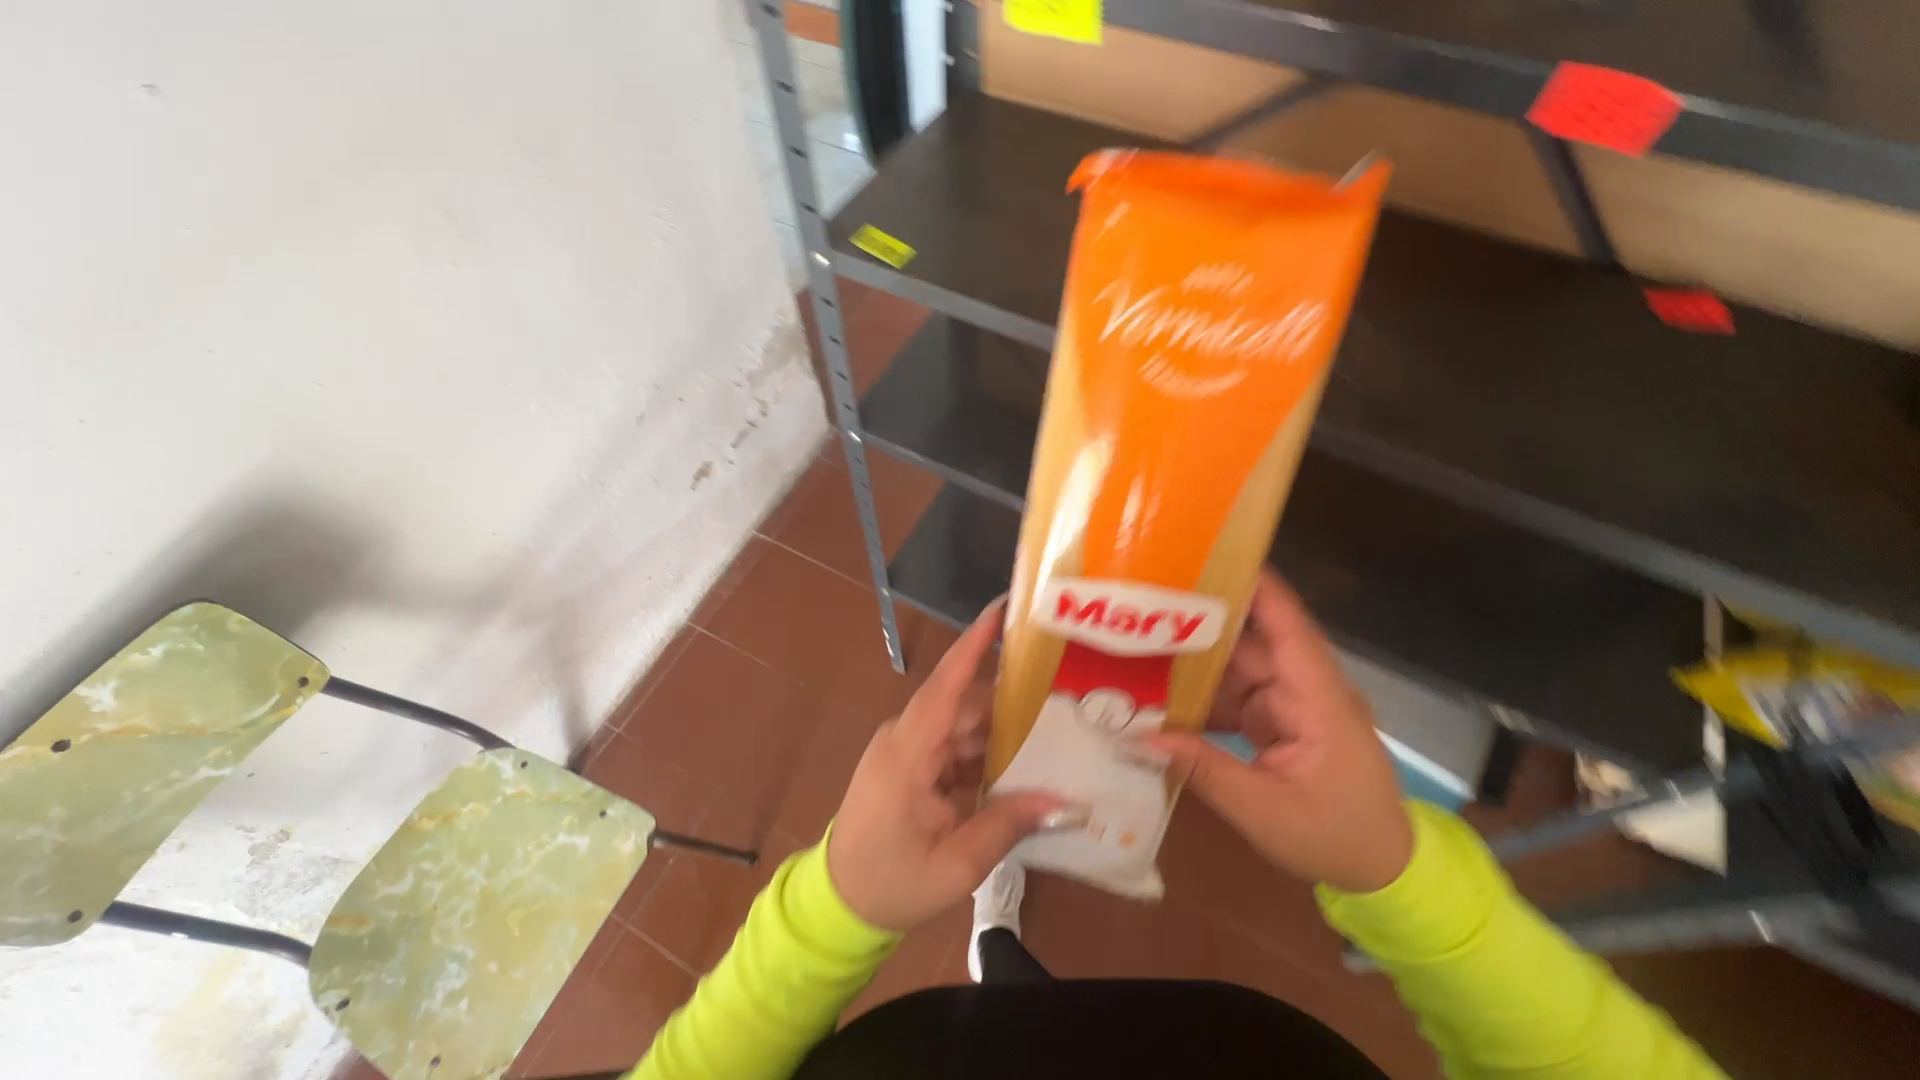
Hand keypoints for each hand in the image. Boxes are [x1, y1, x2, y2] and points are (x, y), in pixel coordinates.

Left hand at [827, 600, 1079, 930]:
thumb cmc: (891, 882)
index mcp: (907, 754)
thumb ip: (1005, 825)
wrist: (839, 903)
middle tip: (1063, 692)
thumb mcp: (956, 865)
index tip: (1000, 610)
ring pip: (961, 726)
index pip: (944, 687)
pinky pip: (952, 748)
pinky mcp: (909, 768)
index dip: (972, 647)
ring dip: (1000, 731)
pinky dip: (984, 754)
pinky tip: (1021, 765)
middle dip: (1009, 699)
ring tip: (1055, 729)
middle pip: (963, 705)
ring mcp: (905, 753)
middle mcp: (904, 741)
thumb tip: (1058, 800)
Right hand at [1147, 571, 1411, 892]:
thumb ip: (1207, 771)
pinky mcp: (1280, 725)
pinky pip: (1237, 700)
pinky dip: (1204, 700)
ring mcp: (1293, 708)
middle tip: (1146, 611)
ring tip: (1140, 652)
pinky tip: (1163, 700)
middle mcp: (1307, 692)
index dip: (1258, 590)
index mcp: (1321, 702)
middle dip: (1203, 629)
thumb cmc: (1338, 838)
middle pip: (1252, 647)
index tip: (1216, 556)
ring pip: (1238, 672)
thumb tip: (1146, 736)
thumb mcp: (1267, 813)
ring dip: (1196, 667)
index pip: (1290, 630)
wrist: (1384, 870)